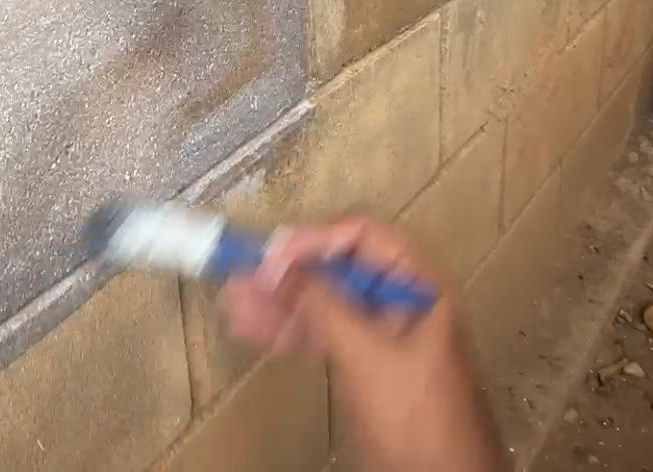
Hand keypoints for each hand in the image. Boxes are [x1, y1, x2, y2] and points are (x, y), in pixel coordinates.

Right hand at [218, 217, 507, 471]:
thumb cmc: (415, 416)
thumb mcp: (366, 355)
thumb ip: (324, 304)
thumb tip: (278, 264)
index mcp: (418, 285)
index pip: (363, 235)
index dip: (316, 238)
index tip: (274, 256)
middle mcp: (401, 299)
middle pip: (336, 266)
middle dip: (287, 273)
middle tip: (242, 278)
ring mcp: (382, 331)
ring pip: (323, 299)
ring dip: (279, 300)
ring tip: (234, 304)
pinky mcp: (365, 360)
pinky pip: (322, 330)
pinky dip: (290, 328)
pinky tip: (254, 329)